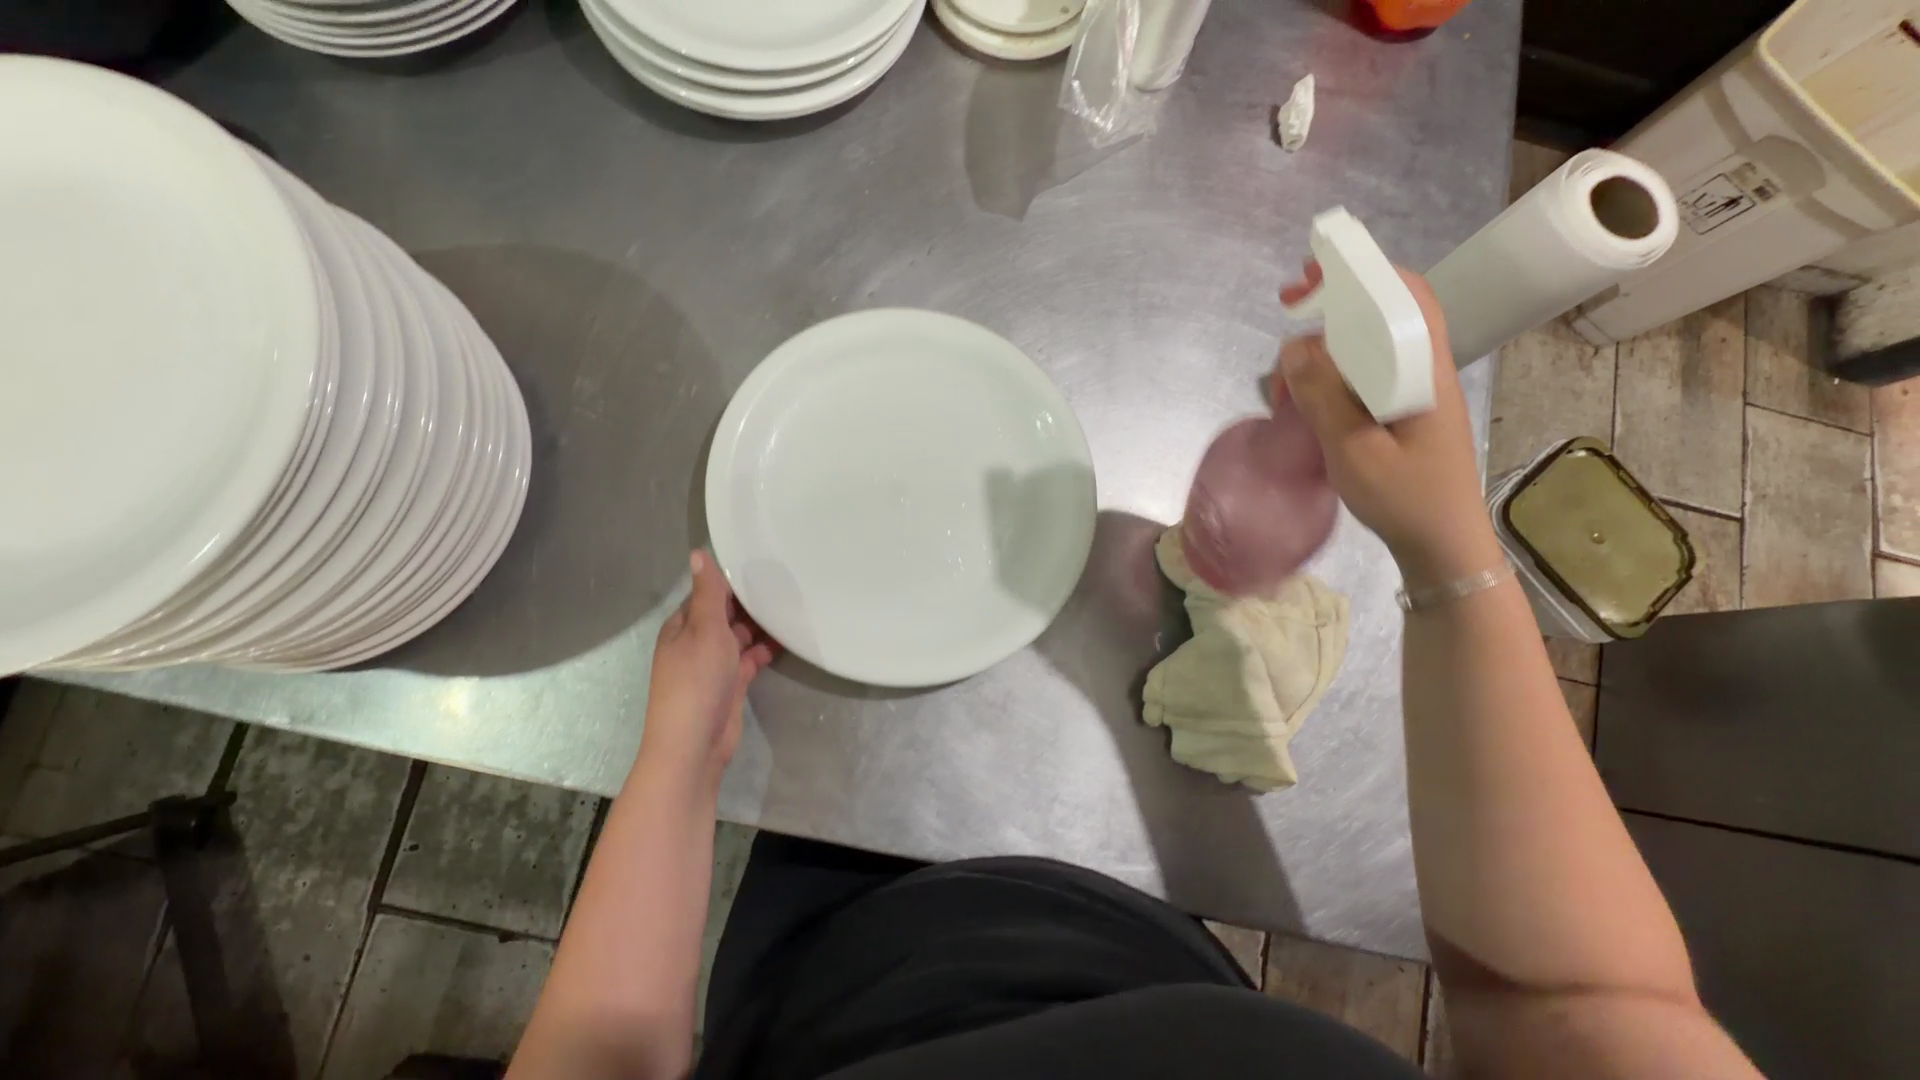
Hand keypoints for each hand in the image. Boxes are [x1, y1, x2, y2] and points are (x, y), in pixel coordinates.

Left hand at [638, 551, 777, 781]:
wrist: (695, 743)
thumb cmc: (696, 681)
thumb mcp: (704, 629)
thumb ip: (707, 593)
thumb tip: (698, 553)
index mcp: (682, 625)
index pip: (707, 593)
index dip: (732, 580)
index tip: (763, 565)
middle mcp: (695, 642)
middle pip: (724, 614)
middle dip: (750, 601)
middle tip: (786, 583)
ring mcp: (713, 665)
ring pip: (739, 636)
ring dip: (760, 625)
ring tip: (792, 606)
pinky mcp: (731, 684)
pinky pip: (750, 659)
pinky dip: (765, 649)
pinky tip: (787, 638)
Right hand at [1274, 262, 1504, 589]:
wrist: (1443, 547)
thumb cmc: (1407, 501)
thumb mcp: (1356, 452)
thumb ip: (1326, 397)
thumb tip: (1294, 347)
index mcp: (1424, 371)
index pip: (1405, 295)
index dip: (1362, 273)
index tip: (1313, 280)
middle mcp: (1423, 371)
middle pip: (1381, 314)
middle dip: (1331, 307)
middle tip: (1288, 316)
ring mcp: (1413, 393)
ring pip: (1368, 348)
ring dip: (1324, 351)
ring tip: (1286, 382)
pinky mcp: (1401, 413)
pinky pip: (1363, 377)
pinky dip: (1329, 379)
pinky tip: (1306, 403)